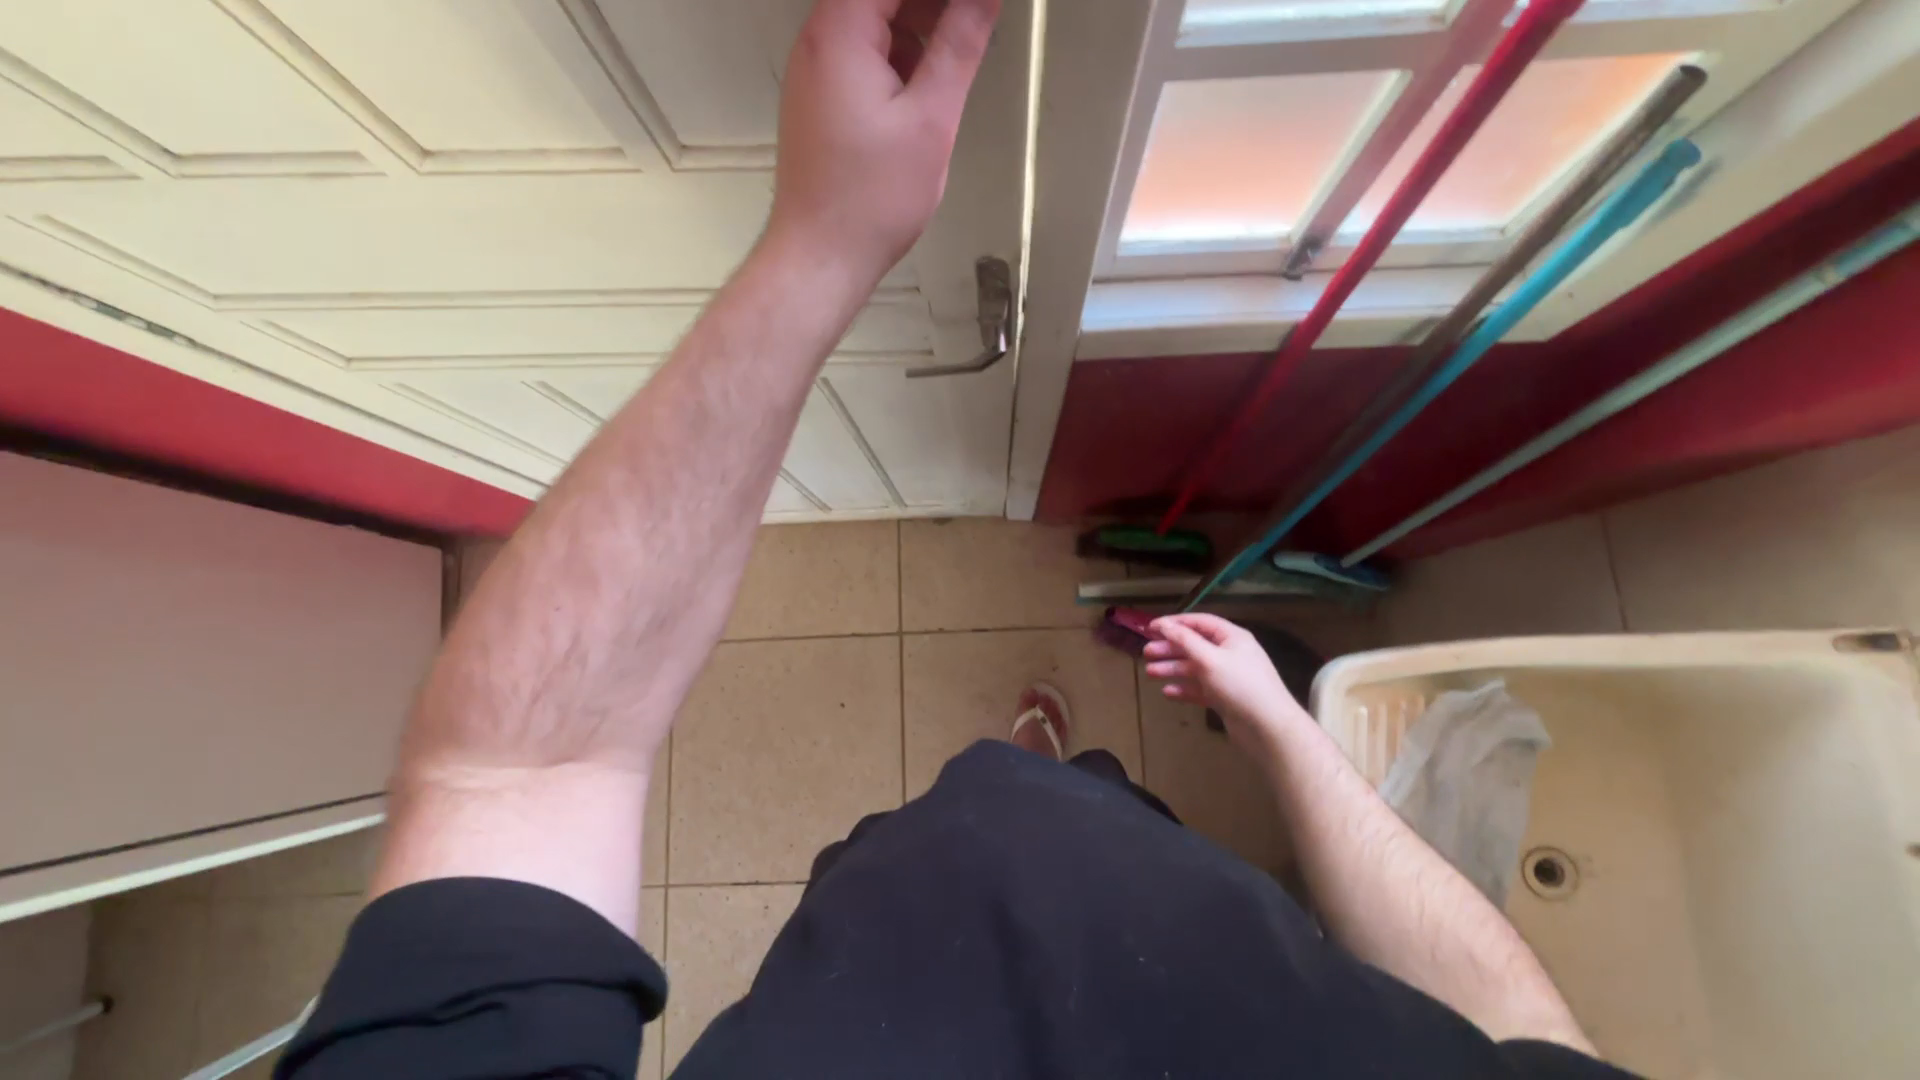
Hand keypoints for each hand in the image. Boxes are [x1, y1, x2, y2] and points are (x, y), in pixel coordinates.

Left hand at [767, 0, 1000, 282]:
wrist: (821, 257)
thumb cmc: (867, 203)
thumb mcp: (931, 119)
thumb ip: (960, 45)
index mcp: (840, 31)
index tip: (977, 6)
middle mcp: (818, 42)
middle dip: (932, 5)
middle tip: (975, 18)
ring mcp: (816, 72)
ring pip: (873, 19)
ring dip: (918, 22)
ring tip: (961, 43)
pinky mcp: (821, 101)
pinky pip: (863, 54)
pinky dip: (899, 53)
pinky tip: (929, 79)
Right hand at [1144, 614, 1312, 750]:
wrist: (1268, 728)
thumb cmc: (1240, 686)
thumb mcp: (1210, 659)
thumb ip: (1185, 640)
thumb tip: (1165, 625)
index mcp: (1232, 638)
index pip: (1200, 622)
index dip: (1174, 623)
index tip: (1150, 628)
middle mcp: (1230, 654)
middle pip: (1195, 645)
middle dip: (1170, 648)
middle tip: (1147, 653)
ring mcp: (1228, 677)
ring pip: (1195, 668)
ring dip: (1173, 669)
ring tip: (1151, 673)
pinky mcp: (1225, 698)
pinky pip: (1200, 689)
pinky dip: (1184, 689)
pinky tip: (1168, 692)